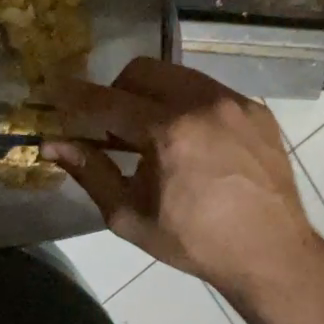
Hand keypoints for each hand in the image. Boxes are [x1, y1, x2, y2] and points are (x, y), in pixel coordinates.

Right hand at [41, 59, 323, 301]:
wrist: (269, 251)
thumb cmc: (192, 241)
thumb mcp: (129, 214)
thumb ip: (90, 172)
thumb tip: (53, 145)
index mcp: (167, 132)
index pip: (106, 101)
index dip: (74, 98)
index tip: (53, 93)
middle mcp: (201, 103)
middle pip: (140, 71)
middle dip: (115, 92)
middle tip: (110, 127)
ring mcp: (233, 102)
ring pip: (175, 75)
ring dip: (150, 95)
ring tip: (150, 134)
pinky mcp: (255, 109)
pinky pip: (207, 91)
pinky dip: (185, 106)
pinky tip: (187, 141)